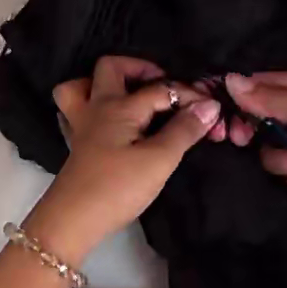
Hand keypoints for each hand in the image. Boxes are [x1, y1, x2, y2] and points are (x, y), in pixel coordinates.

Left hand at [25, 57, 220, 260]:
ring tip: (129, 96)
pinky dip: (92, 107)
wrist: (73, 219)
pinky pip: (76, 110)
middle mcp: (96, 106)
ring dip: (105, 83)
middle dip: (139, 68)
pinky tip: (109, 122)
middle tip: (163, 86)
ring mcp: (81, 124)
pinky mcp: (76, 143)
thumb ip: (184, 130)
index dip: (189, 95)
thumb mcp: (159, 160)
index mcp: (118, 106)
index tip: (213, 108)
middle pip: (110, 67)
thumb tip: (209, 105)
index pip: (160, 90)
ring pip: (82, 85)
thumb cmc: (117, 187)